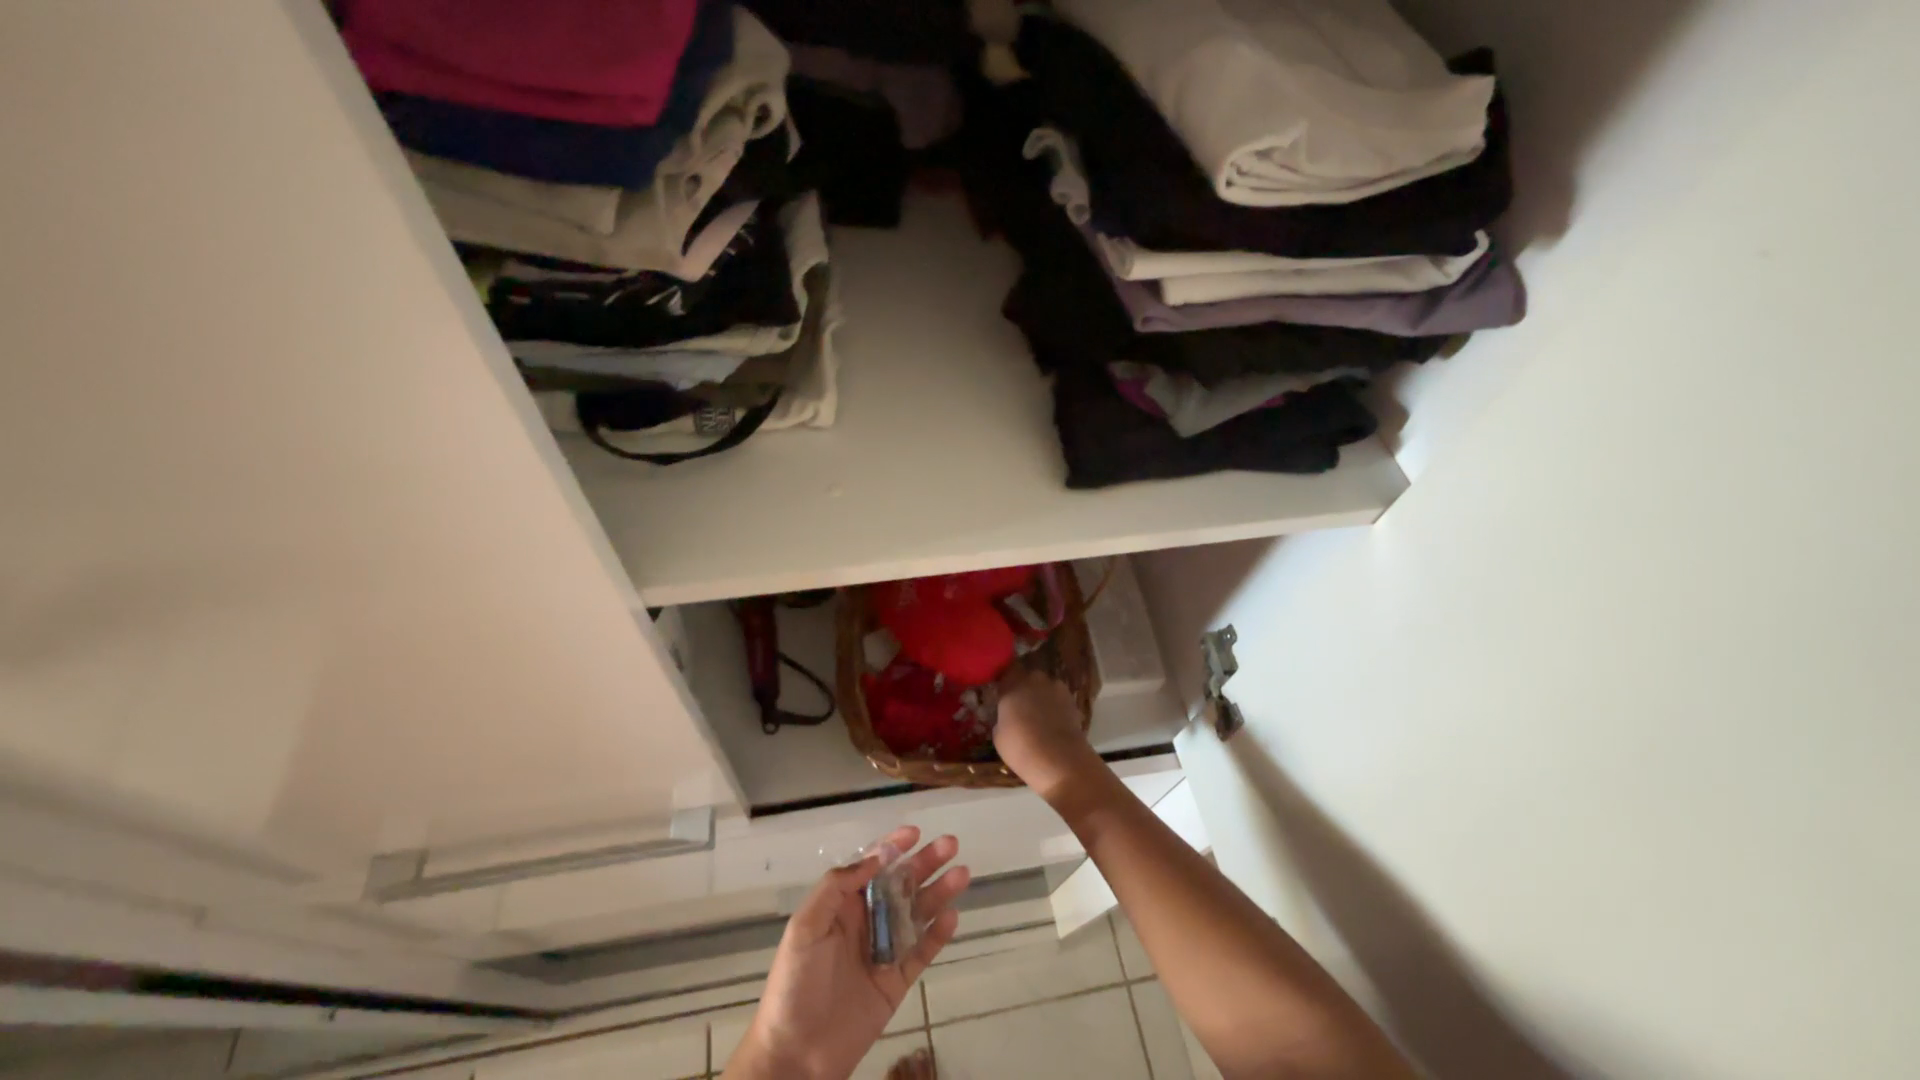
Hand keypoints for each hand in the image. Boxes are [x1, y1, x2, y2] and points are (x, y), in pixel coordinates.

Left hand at [726, 827, 967, 1079]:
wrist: (797, 1052)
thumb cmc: (794, 984)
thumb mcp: (805, 928)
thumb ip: (836, 888)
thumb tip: (874, 859)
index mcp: (840, 907)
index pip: (870, 867)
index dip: (891, 847)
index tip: (915, 832)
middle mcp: (865, 922)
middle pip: (900, 885)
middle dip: (924, 863)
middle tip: (950, 844)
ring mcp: (883, 951)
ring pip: (917, 914)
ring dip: (938, 893)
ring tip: (962, 873)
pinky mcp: (896, 980)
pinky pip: (921, 952)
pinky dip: (937, 935)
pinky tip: (951, 917)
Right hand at [994, 669, 1100, 799]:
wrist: (1059, 760)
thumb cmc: (1021, 747)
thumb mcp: (998, 735)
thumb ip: (1002, 717)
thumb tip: (1008, 716)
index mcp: (1013, 683)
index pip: (1007, 671)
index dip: (1006, 681)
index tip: (1002, 693)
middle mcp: (1035, 679)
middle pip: (1028, 678)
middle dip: (1025, 689)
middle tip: (1020, 707)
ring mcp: (1057, 688)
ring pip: (1046, 688)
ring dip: (1042, 697)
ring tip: (1039, 718)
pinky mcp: (1073, 701)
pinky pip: (1059, 699)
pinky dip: (1056, 707)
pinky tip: (1053, 724)